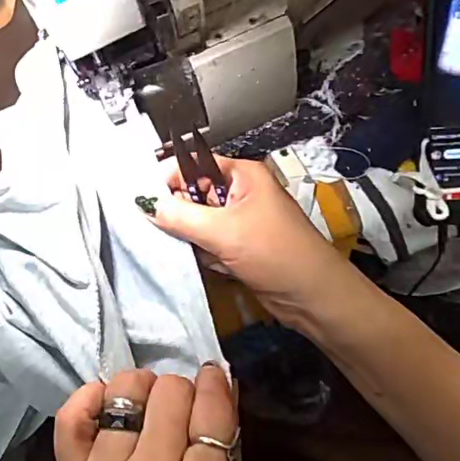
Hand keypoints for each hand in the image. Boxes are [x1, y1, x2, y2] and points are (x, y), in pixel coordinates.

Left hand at [49, 367, 239, 460]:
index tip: (213, 376)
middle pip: (170, 393)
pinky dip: (89, 398)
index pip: (211, 415)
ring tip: (148, 409)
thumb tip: (223, 387)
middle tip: (182, 410)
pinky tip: (106, 404)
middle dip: (183, 391)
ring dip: (143, 390)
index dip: (216, 386)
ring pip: (125, 392)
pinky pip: (71, 415)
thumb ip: (226, 459)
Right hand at [149, 157, 369, 330]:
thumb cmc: (276, 253)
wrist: (313, 297)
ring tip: (208, 251)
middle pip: (193, 193)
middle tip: (182, 231)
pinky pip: (208, 242)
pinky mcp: (239, 245)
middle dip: (183, 214)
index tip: (150, 199)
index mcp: (242, 174)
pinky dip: (207, 253)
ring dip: (195, 238)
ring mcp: (240, 220)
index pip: (194, 164)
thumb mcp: (222, 231)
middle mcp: (240, 192)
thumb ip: (180, 215)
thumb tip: (146, 204)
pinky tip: (219, 264)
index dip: (171, 179)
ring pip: (198, 221)